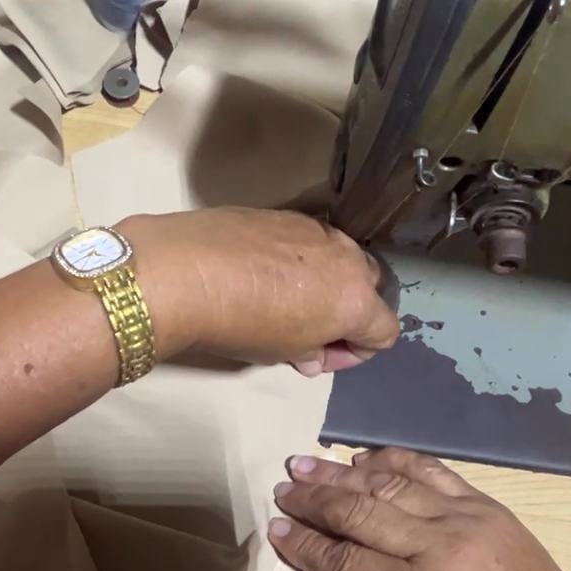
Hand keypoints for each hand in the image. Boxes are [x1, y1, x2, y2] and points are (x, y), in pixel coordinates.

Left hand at [118, 208, 399, 374]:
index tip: (320, 358)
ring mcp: (317, 229)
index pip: (384, 331)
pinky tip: (261, 272)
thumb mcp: (280, 352)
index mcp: (355, 300)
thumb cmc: (240, 324)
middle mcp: (347, 258)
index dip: (355, 353)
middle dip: (346, 311)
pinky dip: (298, 259)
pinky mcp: (286, 212)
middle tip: (307, 330)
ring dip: (324, 282)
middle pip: (368, 288)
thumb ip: (309, 351)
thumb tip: (312, 354)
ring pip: (339, 258)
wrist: (186, 271)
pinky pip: (308, 240)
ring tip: (283, 300)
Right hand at [267, 447, 570, 570]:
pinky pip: (430, 472)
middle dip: (312, 500)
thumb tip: (326, 563)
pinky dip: (391, 461)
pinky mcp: (486, 505)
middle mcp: (437, 552)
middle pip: (358, 515)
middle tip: (282, 487)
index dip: (302, 543)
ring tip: (305, 464)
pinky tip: (361, 458)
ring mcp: (464, 522)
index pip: (342, 561)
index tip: (274, 526)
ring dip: (340, 474)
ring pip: (387, 486)